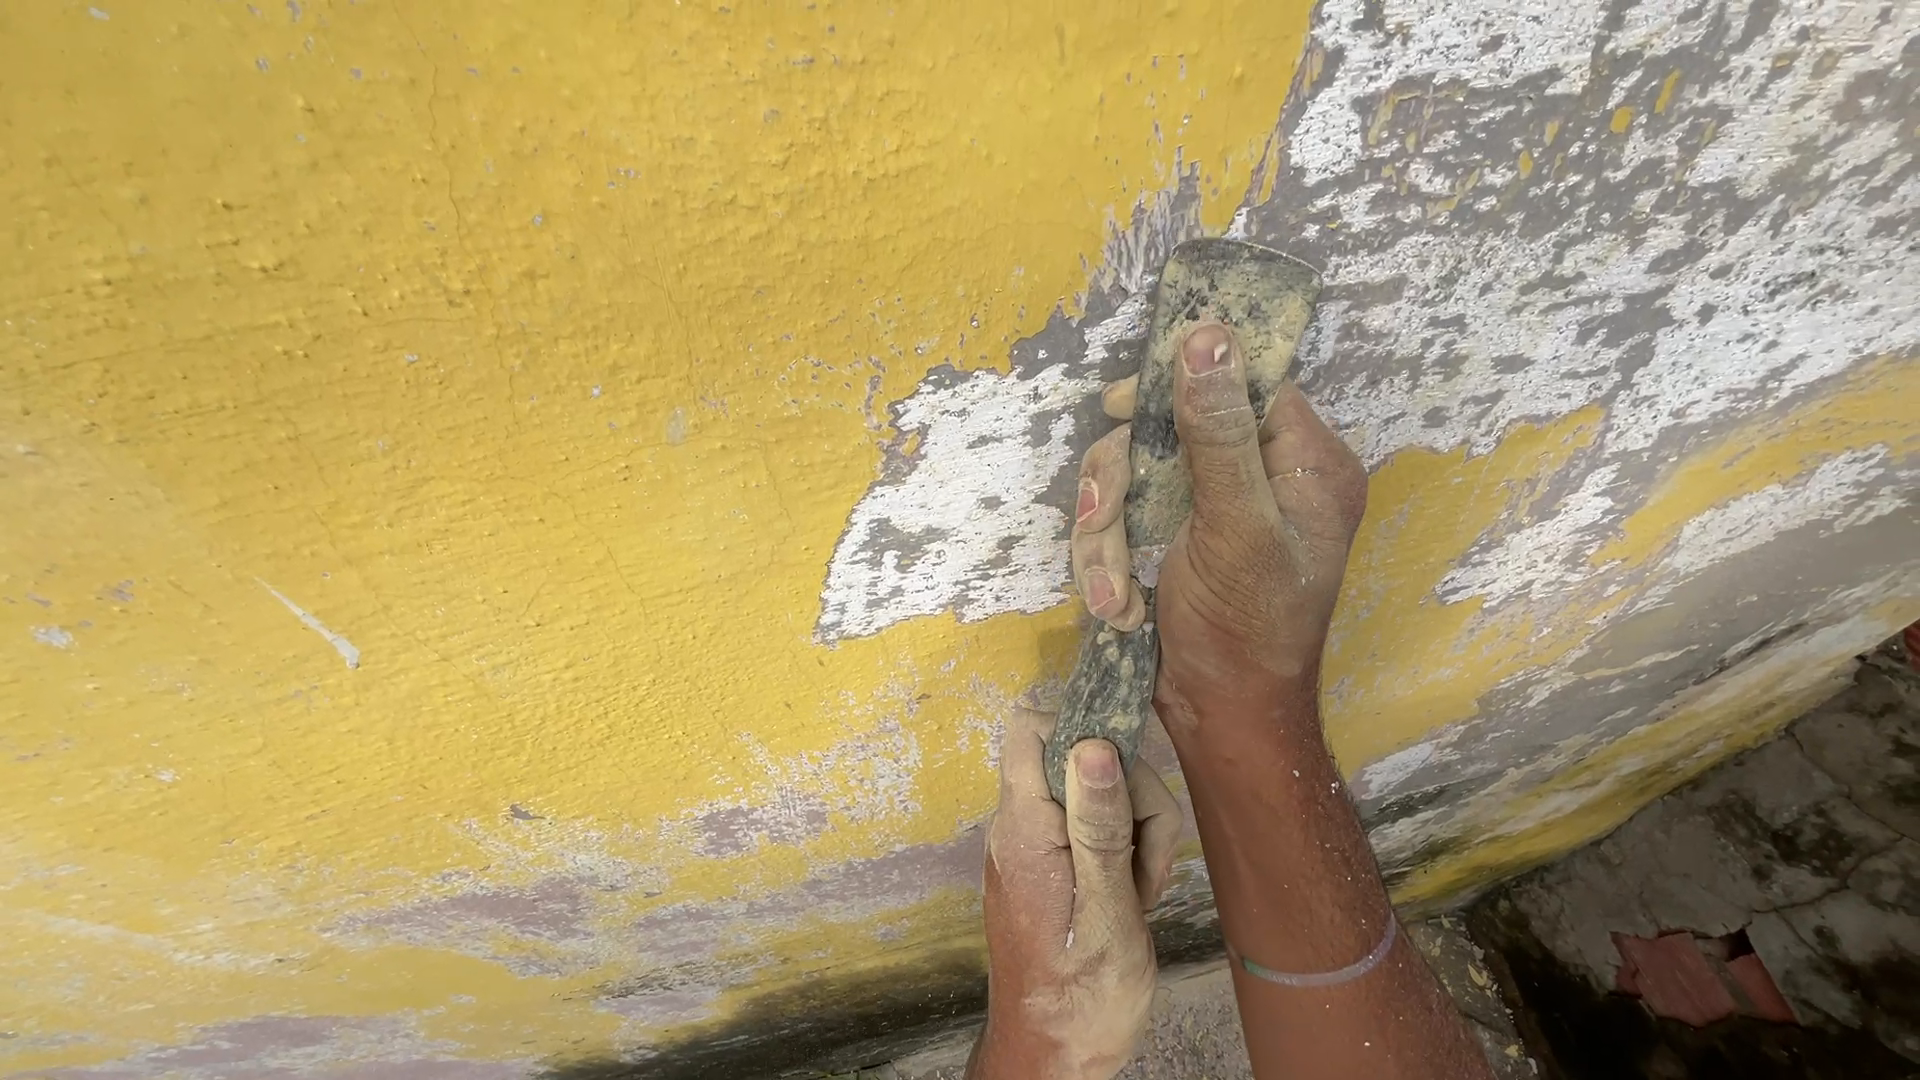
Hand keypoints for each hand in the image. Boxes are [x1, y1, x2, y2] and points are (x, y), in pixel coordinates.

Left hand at [969, 709, 1181, 1079]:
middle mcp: (1019, 820)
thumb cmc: (1081, 996)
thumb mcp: (1106, 913)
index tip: (1126, 775)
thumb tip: (1092, 743)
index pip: (1032, 727)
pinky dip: (1121, 846)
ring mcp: (1034, 838)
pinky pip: (1091, 822)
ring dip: (1133, 828)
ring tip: (1137, 892)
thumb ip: (1097, 826)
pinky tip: (1129, 892)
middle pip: (1079, 756)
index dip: (1081, 730)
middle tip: (1142, 865)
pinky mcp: (1049, 856)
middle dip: (1128, 796)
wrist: (1052, 1055)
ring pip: (1095, 788)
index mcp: (1024, 826)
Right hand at [1071, 322, 1367, 725]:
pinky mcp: (1166, 531)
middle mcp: (1255, 473)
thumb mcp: (1237, 526)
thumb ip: (1218, 432)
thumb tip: (1206, 334)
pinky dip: (1106, 557)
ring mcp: (1205, 503)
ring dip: (1106, 533)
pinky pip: (1117, 513)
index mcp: (1301, 462)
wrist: (1216, 712)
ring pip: (1129, 471)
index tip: (1126, 405)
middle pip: (1166, 425)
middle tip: (1103, 518)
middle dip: (1123, 482)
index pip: (1243, 383)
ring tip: (1110, 589)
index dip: (1181, 383)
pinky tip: (1115, 601)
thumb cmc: (1245, 626)